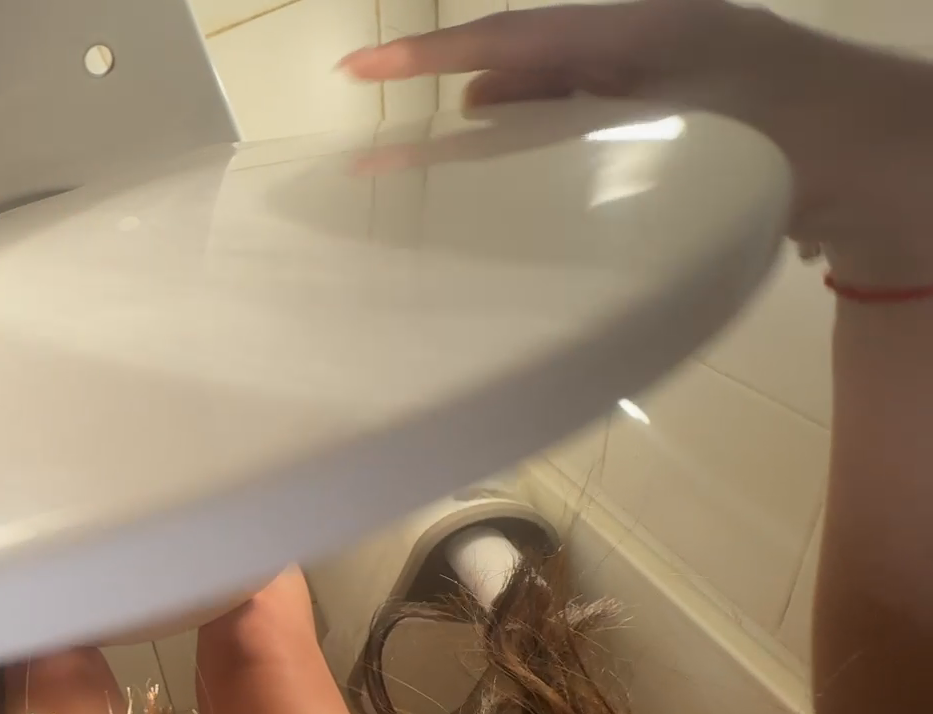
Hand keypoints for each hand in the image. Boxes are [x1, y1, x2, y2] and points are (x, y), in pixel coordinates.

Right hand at [341, 0, 932, 288]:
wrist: (874, 166)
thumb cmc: (780, 141)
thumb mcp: (675, 121)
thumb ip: (581, 111)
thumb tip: (478, 97)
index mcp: (636, 32)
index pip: (509, 37)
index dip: (427, 54)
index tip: (354, 70)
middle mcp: (630, 46)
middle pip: (511, 56)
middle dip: (435, 80)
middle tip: (370, 118)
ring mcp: (634, 82)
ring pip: (530, 90)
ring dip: (472, 117)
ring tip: (414, 154)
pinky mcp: (639, 119)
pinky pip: (554, 120)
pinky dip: (513, 138)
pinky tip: (489, 159)